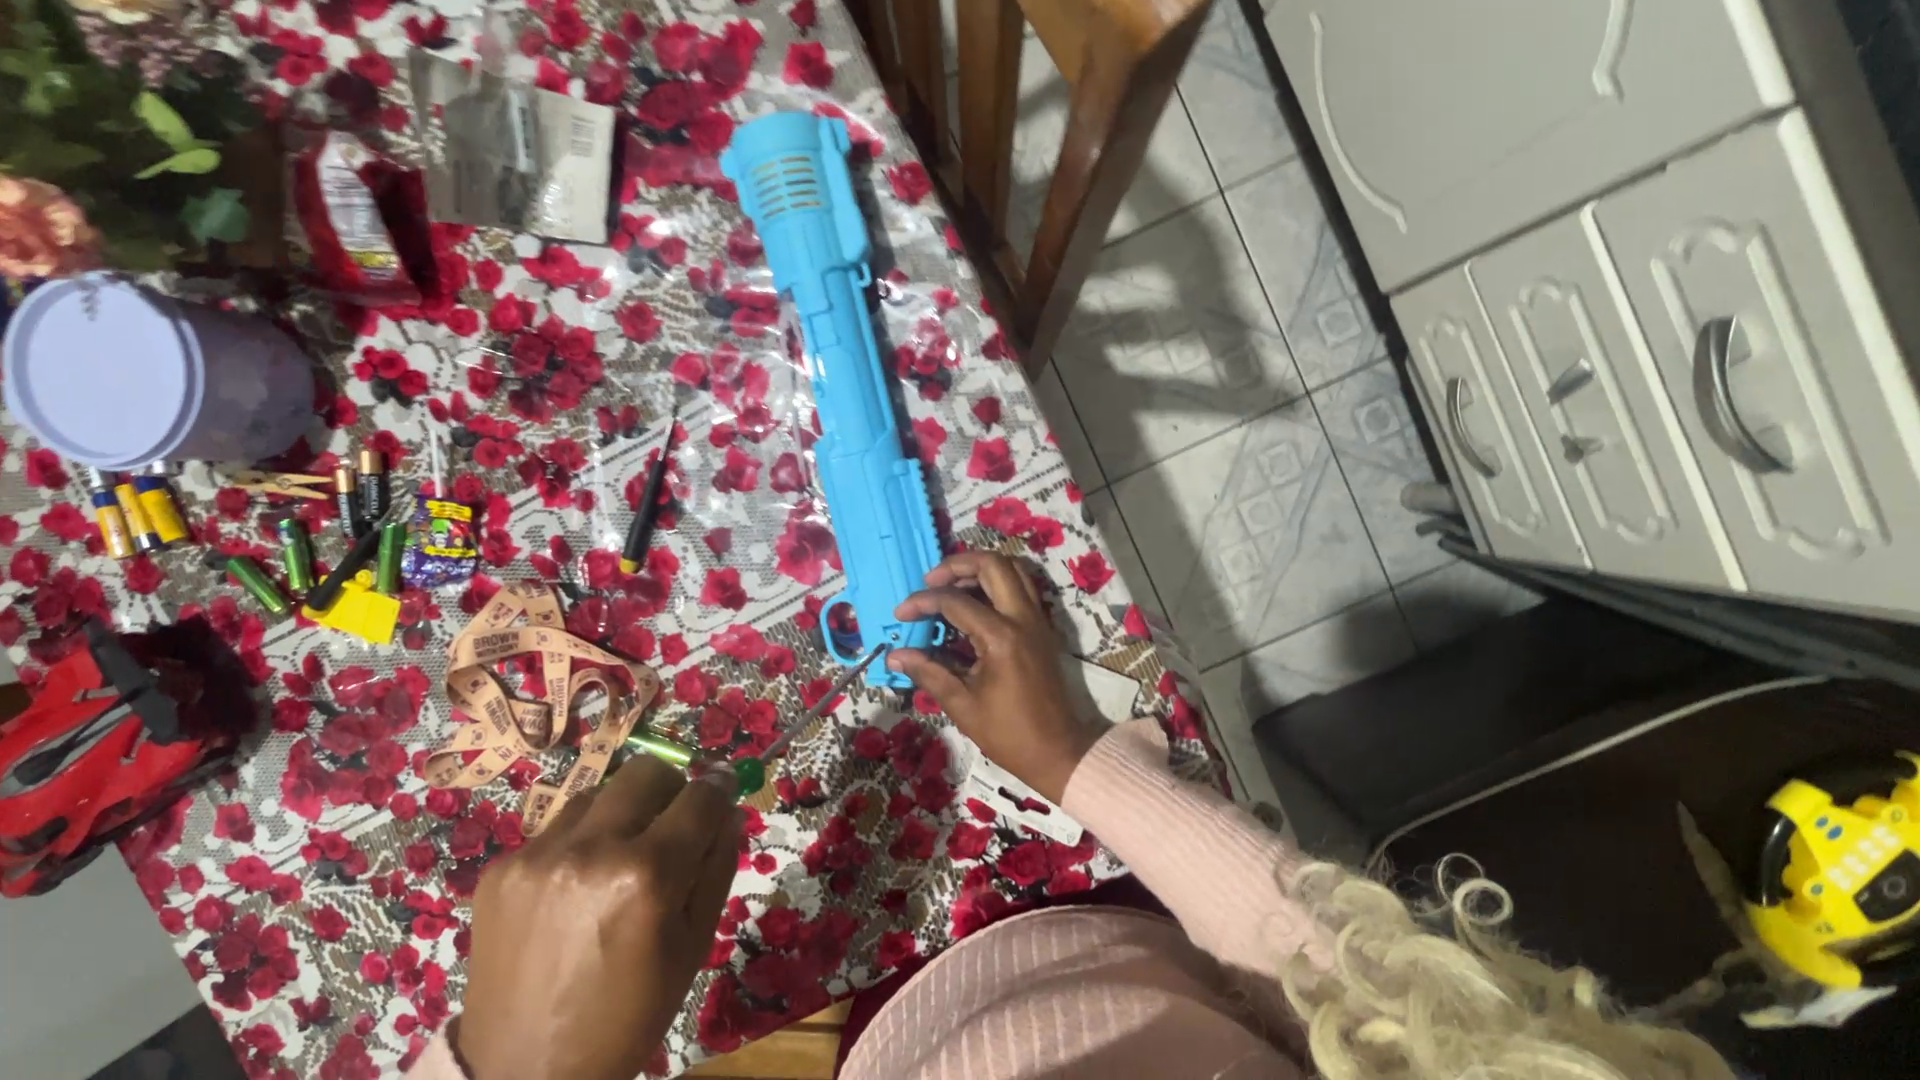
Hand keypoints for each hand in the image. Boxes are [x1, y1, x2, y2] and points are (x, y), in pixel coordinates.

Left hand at [453, 757, 740, 1079]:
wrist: (525, 1071)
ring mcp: (539, 855)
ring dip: (621, 813)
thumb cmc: (629, 1013)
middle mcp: (593, 849)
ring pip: (599, 793)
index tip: (722, 788)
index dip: (718, 788)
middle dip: (670, 789)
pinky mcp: (501, 867)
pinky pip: (556, 828)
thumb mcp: (693, 944)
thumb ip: (717, 866)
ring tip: (616, 861)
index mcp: (649, 875)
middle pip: (646, 771)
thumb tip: (728, 810)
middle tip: (671, 824)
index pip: (700, 796)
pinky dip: (578, 843)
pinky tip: (574, 888)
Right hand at [889, 552, 1103, 803]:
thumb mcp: (962, 705)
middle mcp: (1023, 618)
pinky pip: (1022, 588)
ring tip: (952, 584)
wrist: (1058, 750)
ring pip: (1013, 570)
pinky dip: (998, 583)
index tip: (900, 615)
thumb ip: (929, 672)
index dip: (922, 602)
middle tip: (931, 580)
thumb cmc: (1009, 733)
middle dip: (957, 565)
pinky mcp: (1043, 628)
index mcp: (1001, 637)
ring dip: (981, 569)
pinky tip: (976, 601)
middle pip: (993, 564)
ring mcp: (1038, 620)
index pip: (955, 601)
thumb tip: (895, 655)